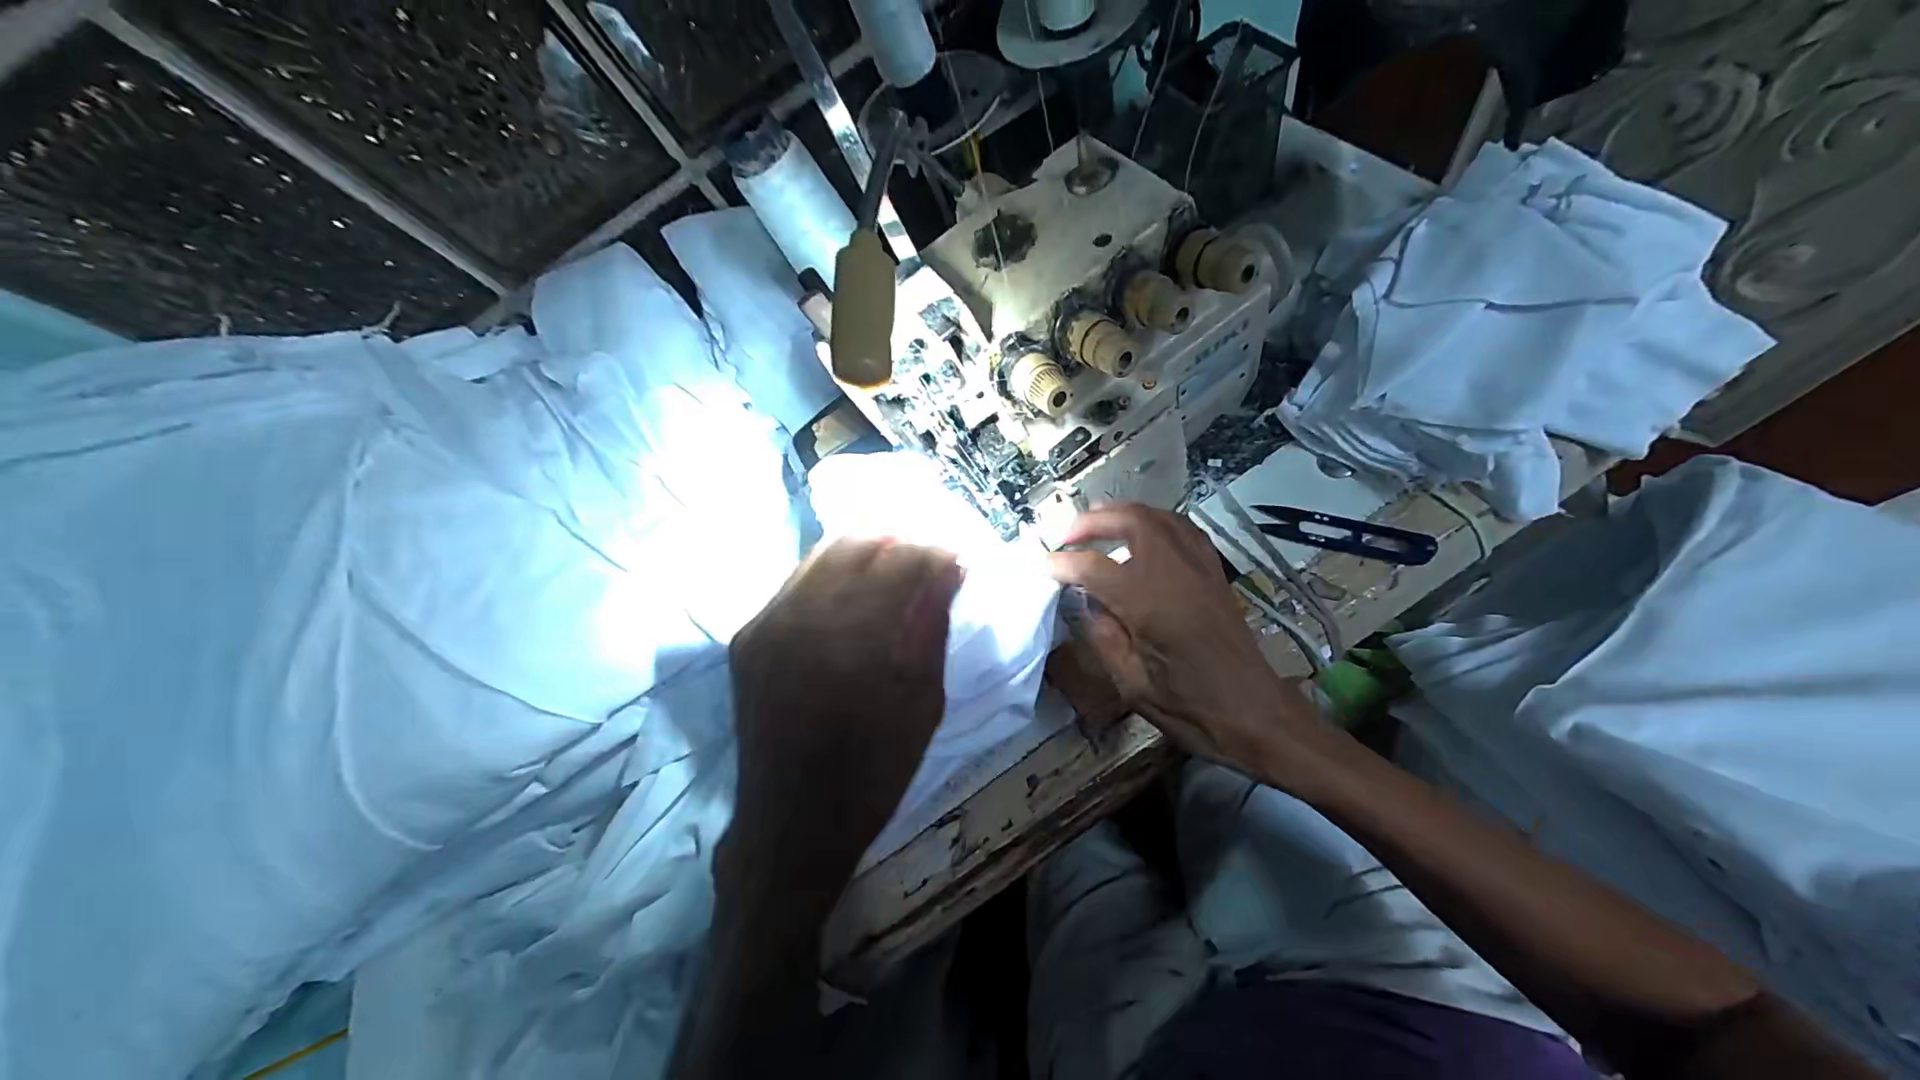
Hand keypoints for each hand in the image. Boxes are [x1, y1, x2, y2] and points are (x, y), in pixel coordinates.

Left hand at [724, 537, 962, 907]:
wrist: (792, 823)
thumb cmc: (873, 773)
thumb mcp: (923, 703)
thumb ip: (932, 626)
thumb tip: (950, 568)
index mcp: (854, 637)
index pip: (901, 560)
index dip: (935, 555)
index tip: (956, 565)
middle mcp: (802, 615)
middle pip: (859, 543)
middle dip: (901, 545)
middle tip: (927, 567)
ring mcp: (766, 622)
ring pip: (822, 554)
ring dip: (865, 554)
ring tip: (893, 574)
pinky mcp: (747, 636)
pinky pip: (796, 583)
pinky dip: (831, 577)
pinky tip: (852, 598)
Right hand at [1048, 504, 1324, 782]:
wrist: (1254, 713)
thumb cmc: (1189, 707)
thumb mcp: (1130, 682)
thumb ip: (1101, 634)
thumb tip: (1084, 600)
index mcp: (1148, 602)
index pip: (1094, 567)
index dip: (1064, 564)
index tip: (1045, 567)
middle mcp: (1174, 572)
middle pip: (1131, 521)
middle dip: (1093, 521)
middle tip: (1068, 535)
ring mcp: (1199, 567)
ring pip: (1160, 517)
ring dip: (1124, 514)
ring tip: (1099, 524)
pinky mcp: (1215, 573)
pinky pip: (1183, 530)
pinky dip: (1156, 522)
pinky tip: (1144, 534)